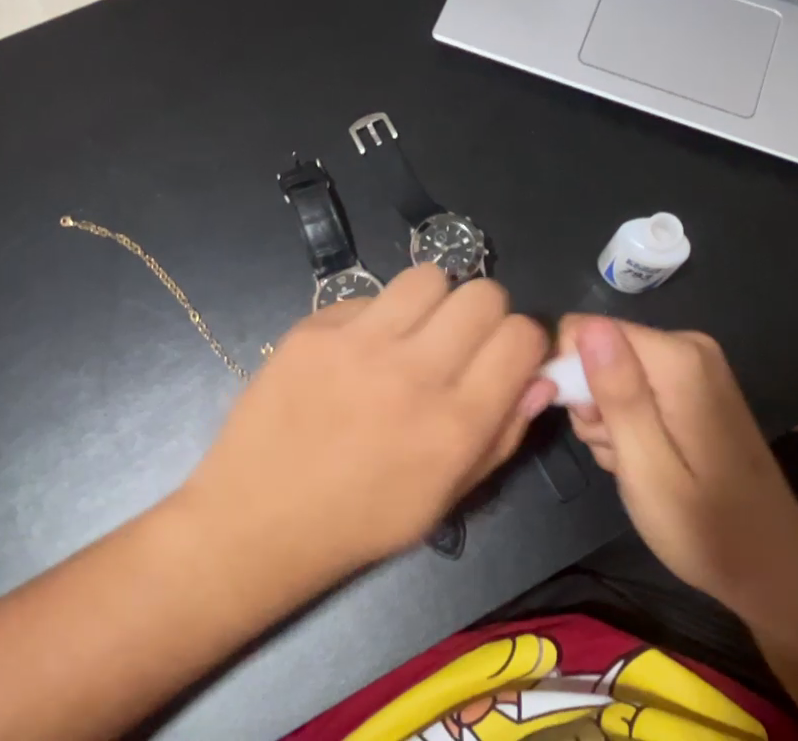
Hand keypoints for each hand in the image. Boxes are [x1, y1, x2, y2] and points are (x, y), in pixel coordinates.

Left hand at [180, 267, 553, 575]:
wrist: (258, 520)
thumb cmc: (362, 520)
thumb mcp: (447, 498)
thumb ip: (503, 436)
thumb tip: (539, 378)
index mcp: (454, 425)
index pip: (521, 337)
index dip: (524, 342)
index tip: (506, 357)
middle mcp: (413, 373)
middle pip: (483, 294)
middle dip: (486, 314)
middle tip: (461, 342)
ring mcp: (359, 344)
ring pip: (429, 277)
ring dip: (433, 302)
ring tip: (413, 333)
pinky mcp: (314, 328)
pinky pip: (370, 296)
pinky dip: (377, 317)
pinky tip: (358, 351)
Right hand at [564, 316, 797, 604]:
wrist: (768, 560)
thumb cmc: (703, 525)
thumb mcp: (647, 466)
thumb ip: (618, 394)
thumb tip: (587, 328)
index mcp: (678, 359)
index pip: (587, 330)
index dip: (573, 376)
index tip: (591, 426)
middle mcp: (688, 348)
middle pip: (600, 351)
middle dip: (593, 403)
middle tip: (616, 453)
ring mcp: (693, 366)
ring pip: (612, 373)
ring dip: (609, 421)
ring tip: (635, 464)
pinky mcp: (692, 385)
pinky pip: (636, 387)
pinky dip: (630, 425)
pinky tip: (647, 460)